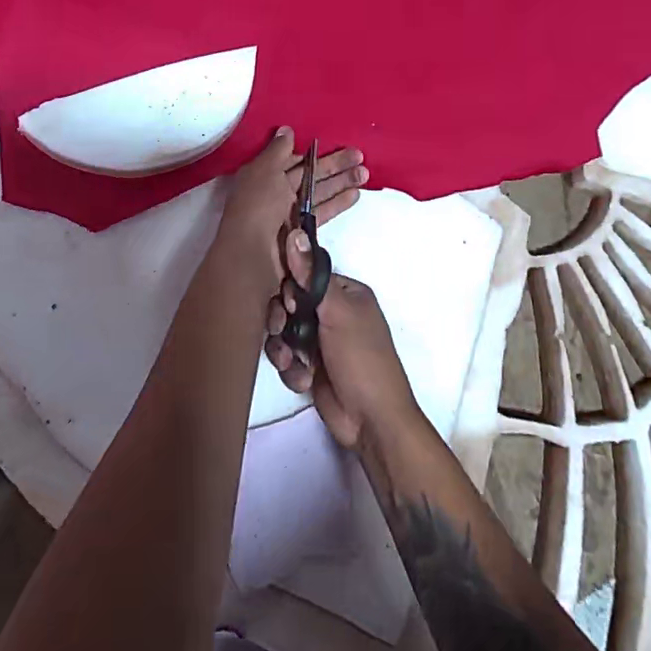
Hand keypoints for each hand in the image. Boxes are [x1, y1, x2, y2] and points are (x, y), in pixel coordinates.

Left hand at [219, 127, 364, 282]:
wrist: (255, 253)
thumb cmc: (258, 205)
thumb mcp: (265, 170)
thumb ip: (278, 149)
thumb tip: (287, 129)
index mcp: (266, 175)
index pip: (296, 160)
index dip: (317, 152)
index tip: (339, 144)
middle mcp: (278, 193)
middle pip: (312, 175)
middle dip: (336, 165)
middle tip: (361, 157)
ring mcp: (291, 213)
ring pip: (321, 192)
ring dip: (342, 182)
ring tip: (365, 174)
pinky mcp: (303, 231)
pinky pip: (323, 212)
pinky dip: (339, 203)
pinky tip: (355, 194)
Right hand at [264, 230, 418, 448]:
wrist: (369, 417)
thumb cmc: (362, 358)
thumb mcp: (338, 313)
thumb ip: (312, 277)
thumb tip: (295, 233)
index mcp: (347, 294)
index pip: (307, 277)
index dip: (291, 288)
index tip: (287, 303)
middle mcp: (333, 314)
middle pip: (289, 305)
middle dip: (282, 322)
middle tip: (282, 332)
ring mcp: (321, 341)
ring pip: (283, 333)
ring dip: (285, 350)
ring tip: (295, 363)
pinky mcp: (310, 366)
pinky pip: (287, 358)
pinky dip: (292, 370)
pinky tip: (304, 380)